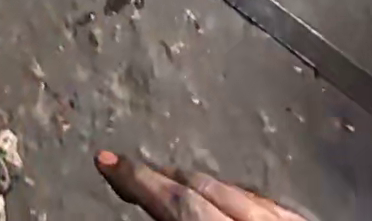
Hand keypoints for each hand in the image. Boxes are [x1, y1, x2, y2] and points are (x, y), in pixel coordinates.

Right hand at [97, 152, 308, 220]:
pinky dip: (235, 197)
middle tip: (126, 172)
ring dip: (196, 185)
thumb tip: (151, 212)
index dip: (138, 180)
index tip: (104, 159)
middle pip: (204, 189)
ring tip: (168, 182)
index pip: (181, 206)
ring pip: (235, 191)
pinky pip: (268, 204)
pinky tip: (225, 199)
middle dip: (161, 177)